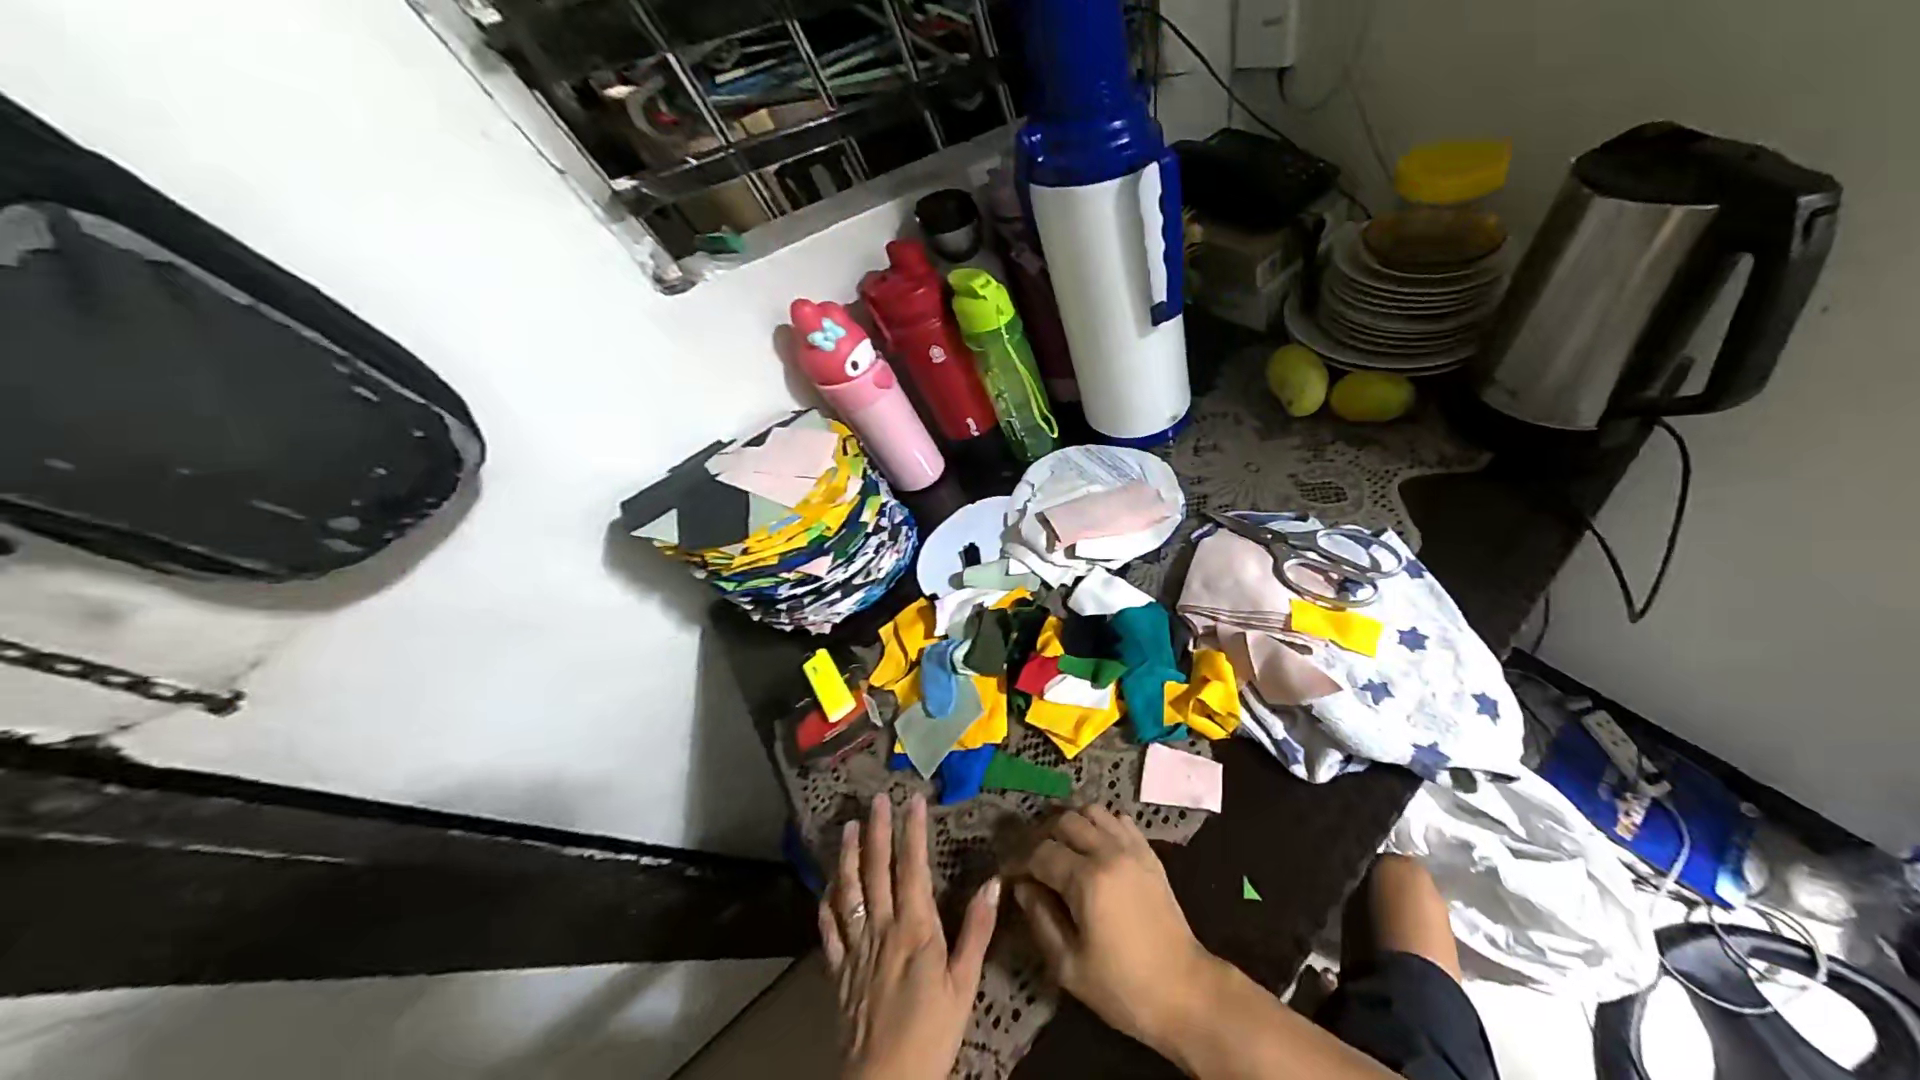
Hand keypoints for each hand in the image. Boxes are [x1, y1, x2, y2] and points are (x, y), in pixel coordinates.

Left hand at [820, 793, 1000, 1079]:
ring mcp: (855, 945)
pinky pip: (829, 927)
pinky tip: (828, 885)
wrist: (885, 1078)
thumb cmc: (933, 1032)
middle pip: (877, 869)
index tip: (913, 801)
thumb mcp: (965, 983)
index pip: (913, 867)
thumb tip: (993, 883)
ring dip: (848, 855)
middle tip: (877, 799)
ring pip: (849, 890)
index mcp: (915, 928)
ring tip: (849, 826)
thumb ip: (977, 930)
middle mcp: (882, 927)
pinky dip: (827, 901)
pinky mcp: (838, 967)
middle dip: (878, 831)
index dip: (912, 831)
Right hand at [1009, 805, 1217, 1052]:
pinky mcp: (1149, 855)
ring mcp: (1133, 850)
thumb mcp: (1069, 965)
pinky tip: (1094, 848)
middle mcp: (1109, 853)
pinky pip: (1119, 820)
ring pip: (1092, 811)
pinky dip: (1101, 825)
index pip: (1040, 852)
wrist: (1185, 993)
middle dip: (1042, 837)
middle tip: (1034, 862)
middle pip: (1064, 821)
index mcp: (1087, 880)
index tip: (1010, 876)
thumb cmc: (1123, 987)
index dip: (1019, 862)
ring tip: (1062, 850)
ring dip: (1071, 825)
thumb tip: (1023, 887)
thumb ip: (1040, 919)